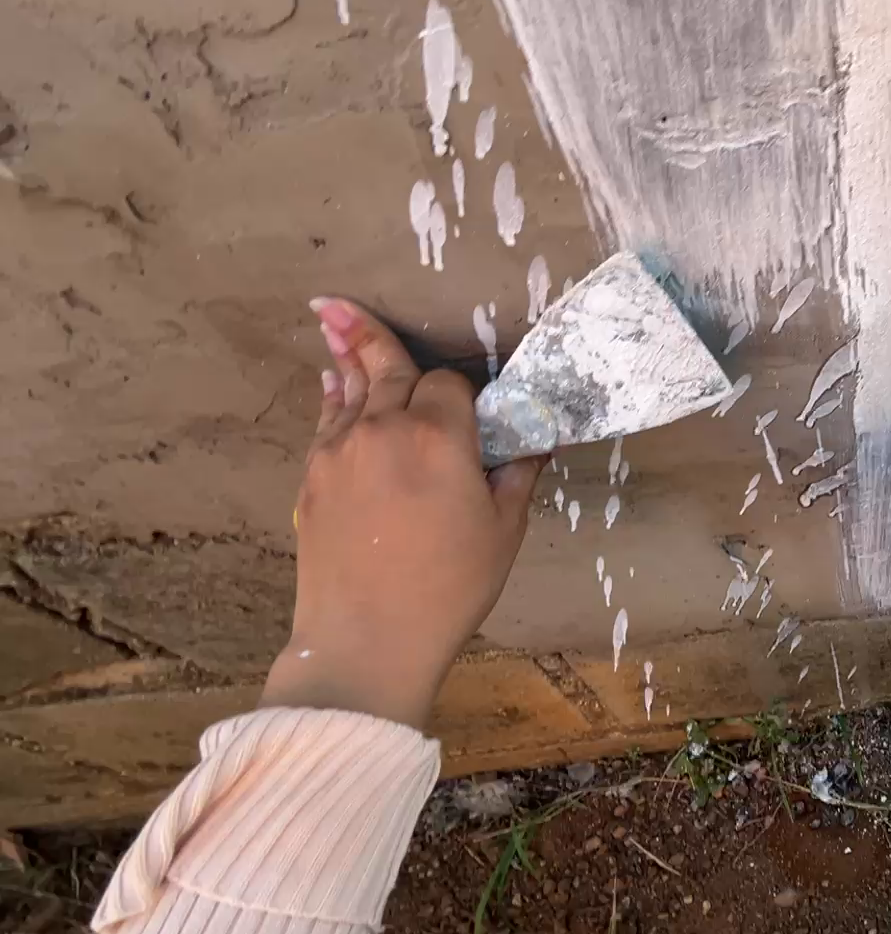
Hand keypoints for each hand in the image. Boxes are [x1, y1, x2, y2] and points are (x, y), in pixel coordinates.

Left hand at [259, 297, 544, 728]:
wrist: (369, 634)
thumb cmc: (454, 580)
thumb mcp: (506, 527)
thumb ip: (517, 474)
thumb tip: (534, 442)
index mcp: (438, 437)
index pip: (450, 384)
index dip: (468, 391)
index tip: (481, 409)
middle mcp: (382, 429)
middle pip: (387, 369)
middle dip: (378, 338)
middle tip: (343, 300)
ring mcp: (337, 451)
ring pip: (347, 388)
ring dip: (347, 355)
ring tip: (331, 315)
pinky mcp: (312, 477)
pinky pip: (326, 420)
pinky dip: (333, 396)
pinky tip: (331, 382)